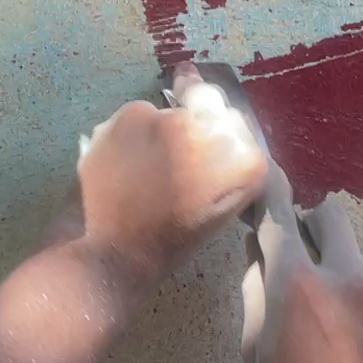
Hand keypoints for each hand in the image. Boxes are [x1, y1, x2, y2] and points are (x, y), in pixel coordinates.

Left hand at [74, 63, 268, 286]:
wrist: (113, 251)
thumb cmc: (169, 241)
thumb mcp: (220, 208)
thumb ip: (228, 167)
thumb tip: (219, 135)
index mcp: (248, 162)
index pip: (242, 132)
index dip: (221, 143)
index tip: (205, 161)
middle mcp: (219, 131)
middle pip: (213, 111)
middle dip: (198, 129)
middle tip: (177, 161)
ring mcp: (175, 117)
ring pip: (174, 111)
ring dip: (166, 130)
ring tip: (147, 163)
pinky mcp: (137, 112)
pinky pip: (142, 113)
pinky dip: (135, 131)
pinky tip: (125, 158)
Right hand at [239, 180, 362, 362]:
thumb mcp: (255, 356)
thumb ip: (254, 292)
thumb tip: (257, 252)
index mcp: (296, 281)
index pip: (277, 214)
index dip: (269, 189)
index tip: (267, 171)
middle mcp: (344, 270)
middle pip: (328, 215)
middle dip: (314, 224)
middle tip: (308, 255)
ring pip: (358, 257)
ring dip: (346, 275)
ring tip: (345, 327)